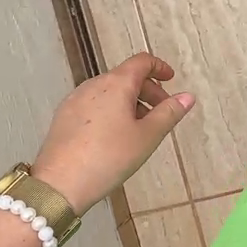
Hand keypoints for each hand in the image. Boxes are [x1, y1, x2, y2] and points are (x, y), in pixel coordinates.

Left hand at [31, 52, 194, 212]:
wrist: (59, 184)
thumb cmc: (109, 157)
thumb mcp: (148, 137)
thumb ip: (169, 113)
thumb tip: (188, 97)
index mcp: (116, 84)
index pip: (142, 61)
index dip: (159, 67)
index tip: (171, 79)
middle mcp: (93, 85)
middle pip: (125, 77)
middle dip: (147, 90)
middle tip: (162, 113)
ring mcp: (75, 100)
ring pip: (109, 92)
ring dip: (129, 102)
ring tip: (139, 129)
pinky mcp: (63, 117)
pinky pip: (94, 104)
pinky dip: (111, 110)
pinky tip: (114, 137)